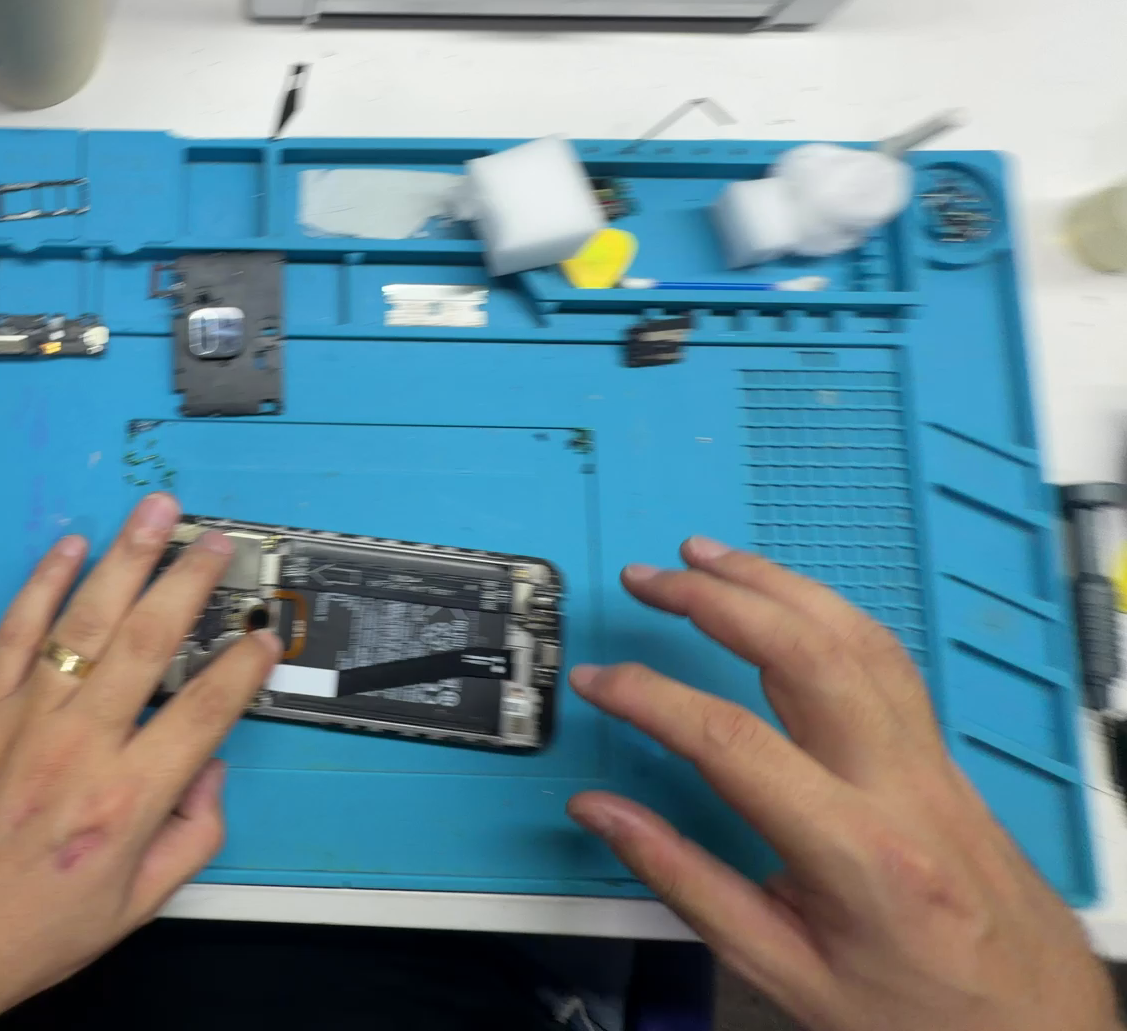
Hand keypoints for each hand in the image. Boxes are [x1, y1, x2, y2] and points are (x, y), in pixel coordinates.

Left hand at [0, 493, 277, 1026]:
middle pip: (149, 643)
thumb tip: (211, 770)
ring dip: (127, 561)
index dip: (242, 669)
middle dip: (189, 584)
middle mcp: (78, 747)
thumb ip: (192, 838)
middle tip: (215, 546)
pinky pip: (15, 631)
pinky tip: (69, 548)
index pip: (204, 713)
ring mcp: (24, 717)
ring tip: (156, 517)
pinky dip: (42, 584)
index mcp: (125, 801)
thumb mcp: (133, 908)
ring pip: (86, 621)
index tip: (262, 637)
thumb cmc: (26, 928)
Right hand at [567, 538, 1119, 1030]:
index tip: (594, 681)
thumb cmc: (909, 1020)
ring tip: (703, 555)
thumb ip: (679, 879)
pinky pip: (883, 661)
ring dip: (773, 583)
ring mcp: (936, 767)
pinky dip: (820, 609)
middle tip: (650, 578)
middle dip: (720, 600)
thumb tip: (594, 808)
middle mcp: (905, 790)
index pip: (731, 741)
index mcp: (858, 852)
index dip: (648, 698)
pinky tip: (777, 597)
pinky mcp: (945, 760)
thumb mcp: (780, 971)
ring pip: (859, 642)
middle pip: (811, 658)